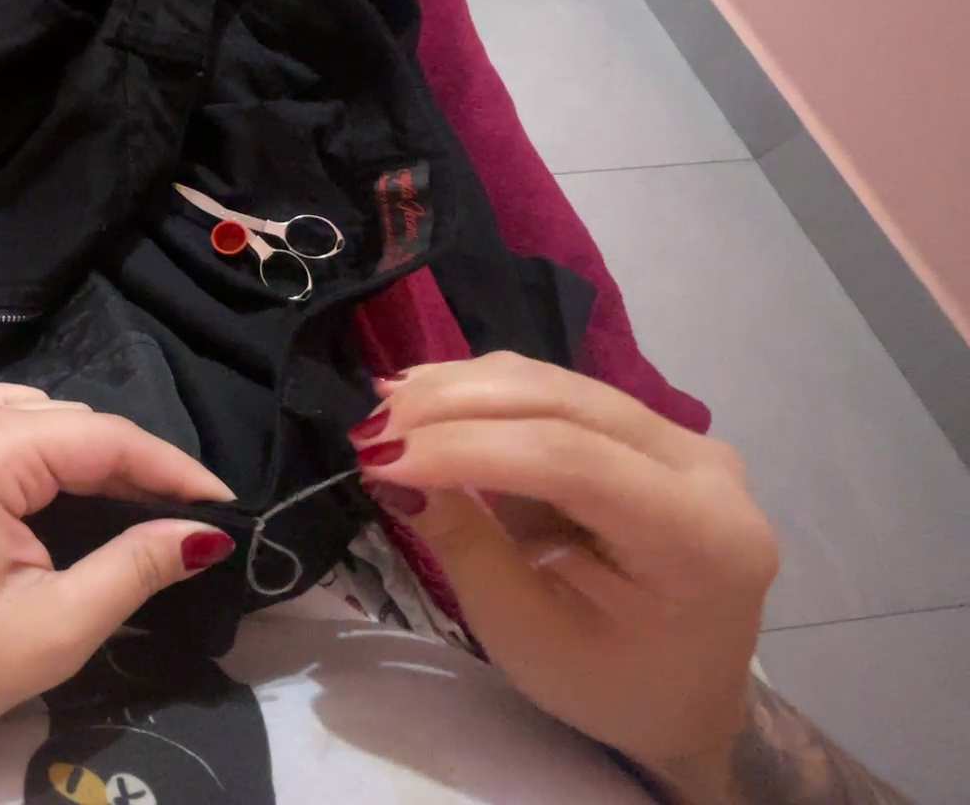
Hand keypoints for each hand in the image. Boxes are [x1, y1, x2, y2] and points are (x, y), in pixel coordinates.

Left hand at [0, 383, 238, 739]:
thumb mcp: (51, 628)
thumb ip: (133, 569)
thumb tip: (205, 533)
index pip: (106, 439)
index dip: (174, 469)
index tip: (228, 505)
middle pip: (83, 425)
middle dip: (144, 468)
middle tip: (196, 521)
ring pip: (59, 421)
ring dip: (108, 460)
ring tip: (151, 508)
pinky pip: (28, 426)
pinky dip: (69, 453)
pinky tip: (89, 487)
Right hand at [354, 353, 779, 789]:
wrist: (671, 689)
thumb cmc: (602, 679)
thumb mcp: (521, 627)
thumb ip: (460, 539)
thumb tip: (387, 468)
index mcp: (702, 539)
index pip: (572, 460)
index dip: (463, 448)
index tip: (376, 461)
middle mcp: (700, 467)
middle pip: (557, 401)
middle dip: (447, 407)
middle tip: (367, 433)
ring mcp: (670, 435)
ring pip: (542, 379)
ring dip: (450, 389)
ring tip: (381, 414)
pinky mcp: (630, 424)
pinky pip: (540, 385)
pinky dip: (468, 388)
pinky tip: (416, 398)